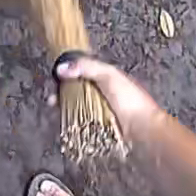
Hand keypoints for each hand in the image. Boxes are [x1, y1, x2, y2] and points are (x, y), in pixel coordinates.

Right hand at [54, 54, 170, 143]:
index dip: (66, 74)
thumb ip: (86, 67)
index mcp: (105, 77)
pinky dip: (70, 120)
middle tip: (52, 98)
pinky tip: (64, 121)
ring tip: (55, 110)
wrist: (143, 128)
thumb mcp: (108, 75)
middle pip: (74, 89)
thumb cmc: (131, 100)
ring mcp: (99, 110)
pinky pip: (79, 121)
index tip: (55, 79)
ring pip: (74, 106)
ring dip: (63, 107)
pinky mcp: (97, 126)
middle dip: (61, 92)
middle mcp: (101, 92)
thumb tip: (62, 68)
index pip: (80, 71)